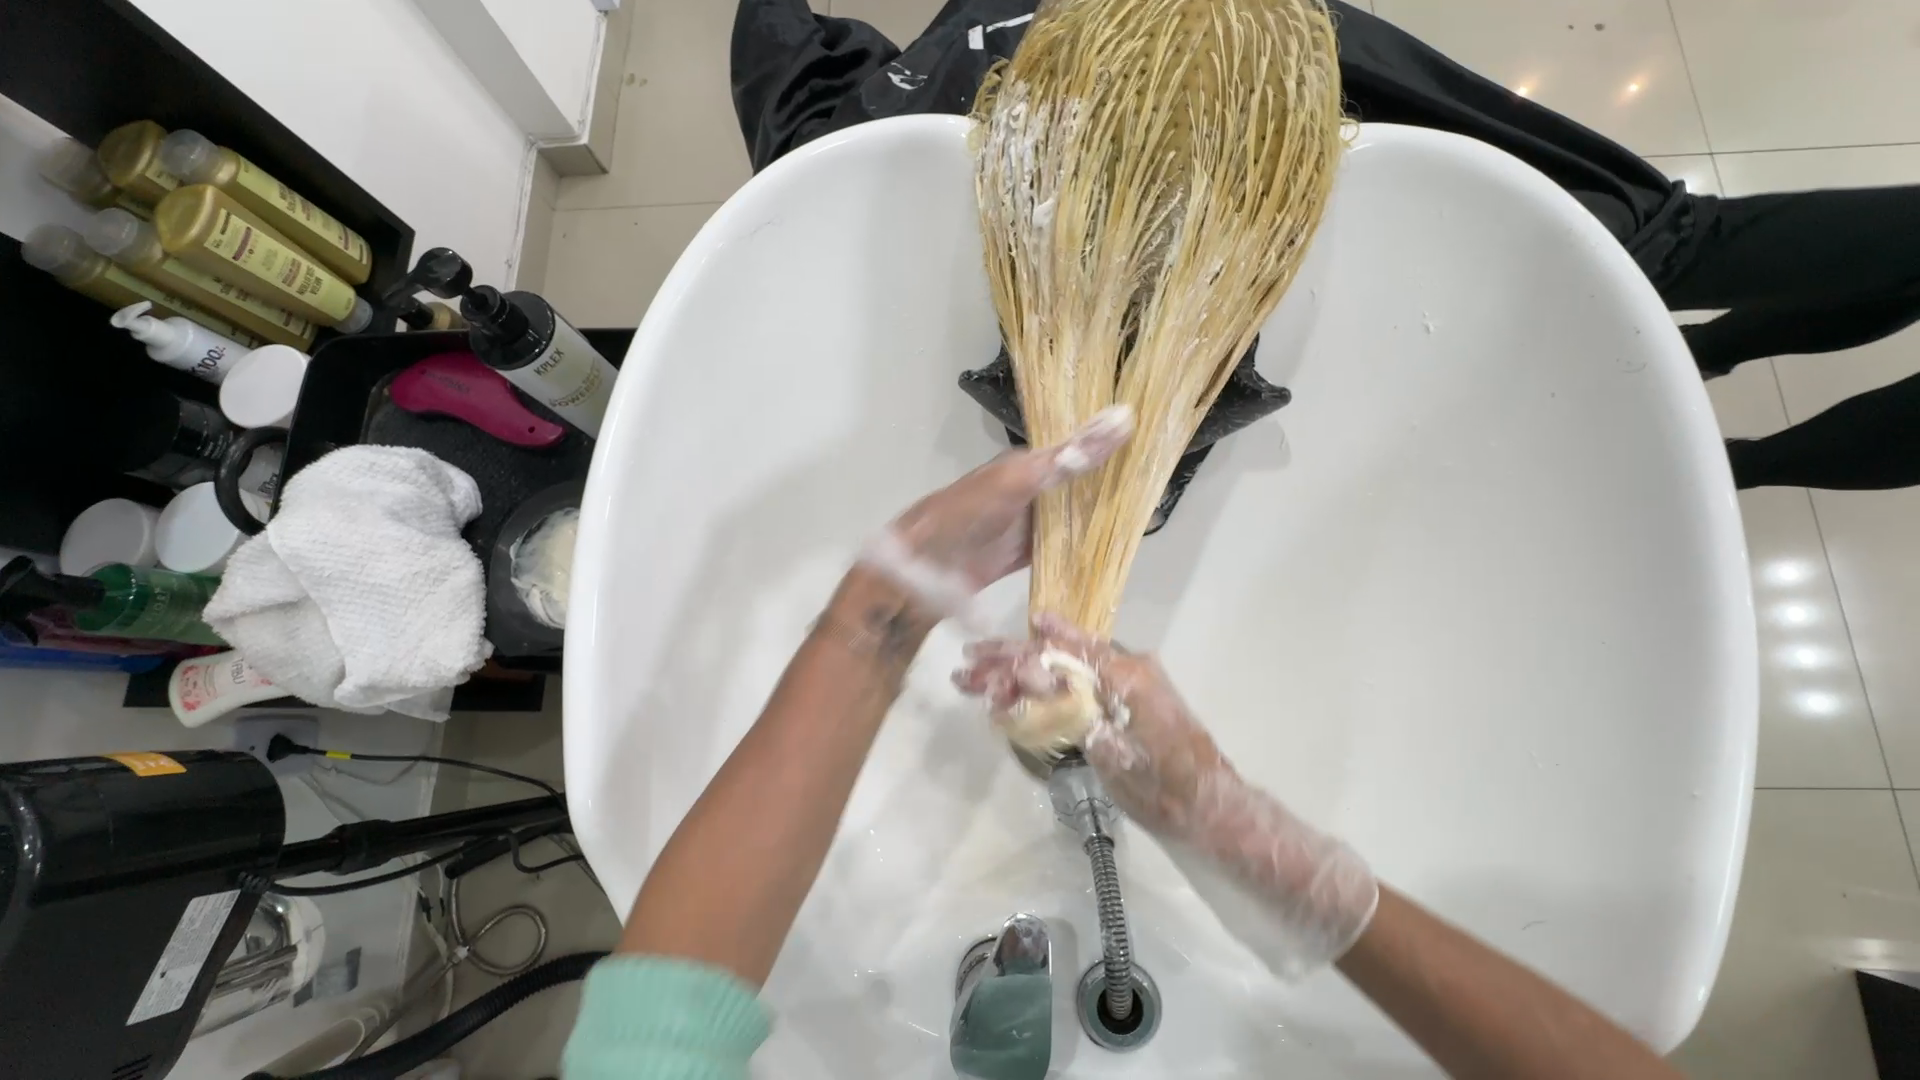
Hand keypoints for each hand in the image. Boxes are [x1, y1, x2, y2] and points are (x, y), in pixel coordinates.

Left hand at [861, 407, 1132, 627]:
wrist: (925, 568)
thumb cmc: (968, 512)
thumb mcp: (1022, 478)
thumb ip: (1071, 456)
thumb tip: (1124, 416)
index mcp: (1028, 462)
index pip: (1079, 447)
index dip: (1112, 444)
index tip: (1154, 440)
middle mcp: (1033, 490)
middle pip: (1081, 484)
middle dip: (1114, 482)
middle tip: (1159, 480)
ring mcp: (1031, 524)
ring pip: (1076, 516)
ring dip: (1102, 515)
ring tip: (1148, 511)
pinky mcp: (1028, 554)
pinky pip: (1064, 547)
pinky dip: (1085, 545)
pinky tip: (1114, 548)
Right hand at [955, 614, 1378, 976]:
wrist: (1211, 807)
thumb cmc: (1166, 788)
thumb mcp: (1113, 756)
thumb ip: (1074, 716)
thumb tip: (1031, 681)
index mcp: (1125, 676)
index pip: (1059, 652)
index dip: (1014, 654)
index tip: (979, 656)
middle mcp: (1128, 667)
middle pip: (1058, 653)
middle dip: (1010, 659)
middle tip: (969, 664)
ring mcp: (1131, 680)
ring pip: (1067, 663)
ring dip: (1025, 669)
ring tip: (985, 676)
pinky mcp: (1130, 698)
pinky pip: (1083, 678)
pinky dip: (1049, 681)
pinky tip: (1023, 685)